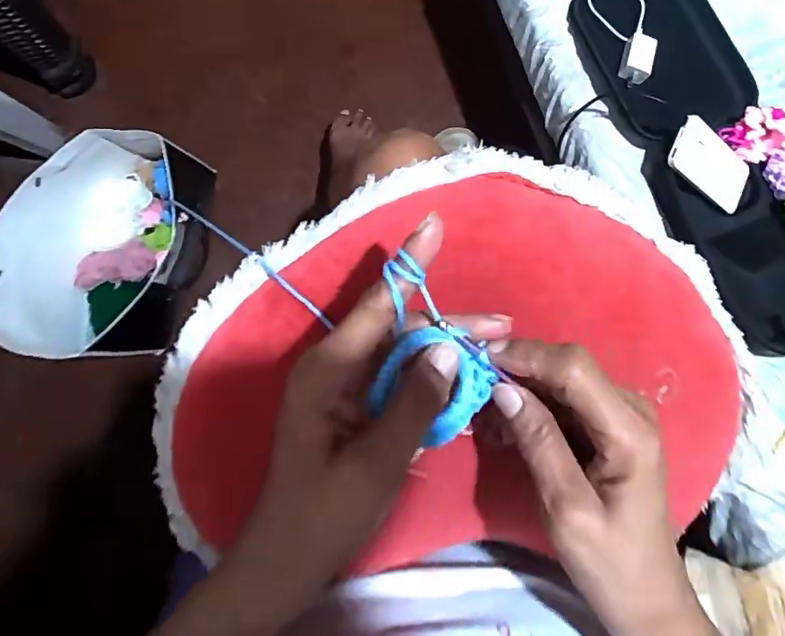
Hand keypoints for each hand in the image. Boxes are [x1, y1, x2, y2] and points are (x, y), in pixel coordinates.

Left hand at [159, 212, 511, 635]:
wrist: (285, 561)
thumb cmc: (324, 516)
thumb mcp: (375, 465)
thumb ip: (414, 404)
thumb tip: (449, 348)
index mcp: (329, 368)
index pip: (379, 303)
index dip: (411, 262)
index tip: (434, 222)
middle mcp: (334, 363)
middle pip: (399, 328)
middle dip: (448, 326)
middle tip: (499, 330)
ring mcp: (341, 381)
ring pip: (402, 351)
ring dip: (443, 354)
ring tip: (490, 357)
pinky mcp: (351, 400)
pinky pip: (396, 376)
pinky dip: (427, 379)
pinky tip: (460, 386)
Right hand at [487, 340, 715, 635]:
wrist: (646, 597)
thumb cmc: (609, 562)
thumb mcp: (566, 509)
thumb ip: (538, 442)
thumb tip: (503, 388)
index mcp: (629, 429)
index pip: (575, 368)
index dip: (528, 355)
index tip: (483, 357)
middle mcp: (631, 407)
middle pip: (569, 366)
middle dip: (520, 368)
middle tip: (476, 383)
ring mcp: (622, 412)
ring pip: (564, 377)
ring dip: (523, 386)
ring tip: (485, 410)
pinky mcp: (609, 422)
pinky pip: (566, 397)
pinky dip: (534, 402)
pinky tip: (506, 422)